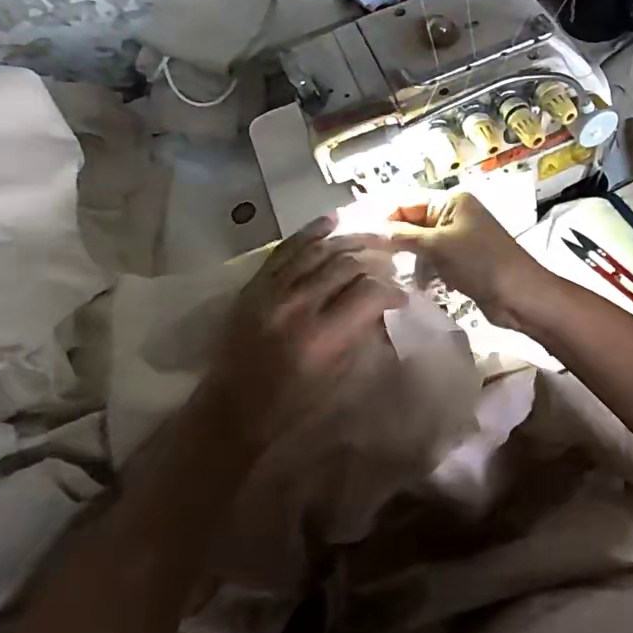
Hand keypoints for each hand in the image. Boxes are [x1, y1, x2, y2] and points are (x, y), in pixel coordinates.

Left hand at [201, 214, 406, 445]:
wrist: (230, 411)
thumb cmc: (290, 407)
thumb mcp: (337, 383)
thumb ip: (364, 341)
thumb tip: (386, 313)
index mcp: (321, 338)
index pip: (368, 293)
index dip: (392, 291)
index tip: (402, 297)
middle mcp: (296, 306)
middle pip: (346, 265)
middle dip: (376, 261)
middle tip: (393, 265)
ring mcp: (272, 291)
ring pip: (318, 250)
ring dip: (350, 240)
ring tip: (374, 238)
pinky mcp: (255, 285)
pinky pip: (286, 249)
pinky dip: (310, 232)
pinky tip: (332, 220)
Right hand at [384, 193, 549, 330]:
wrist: (520, 295)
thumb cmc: (480, 262)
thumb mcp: (438, 245)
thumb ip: (404, 236)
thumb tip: (374, 231)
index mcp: (451, 201)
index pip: (406, 202)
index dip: (384, 218)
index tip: (361, 238)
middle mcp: (454, 215)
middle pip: (413, 222)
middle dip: (395, 240)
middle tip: (370, 259)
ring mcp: (459, 239)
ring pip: (421, 244)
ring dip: (408, 258)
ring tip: (391, 274)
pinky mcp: (462, 262)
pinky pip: (433, 261)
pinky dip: (423, 270)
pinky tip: (415, 284)